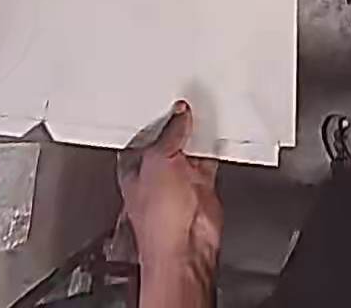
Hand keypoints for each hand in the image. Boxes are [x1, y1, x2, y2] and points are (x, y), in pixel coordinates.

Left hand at [118, 101, 220, 270]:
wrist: (188, 248)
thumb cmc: (160, 221)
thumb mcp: (159, 160)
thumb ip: (171, 132)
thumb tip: (179, 114)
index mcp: (135, 170)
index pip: (145, 135)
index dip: (155, 119)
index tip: (167, 102)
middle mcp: (156, 175)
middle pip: (169, 138)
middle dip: (179, 124)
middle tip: (187, 104)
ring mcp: (180, 180)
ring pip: (190, 146)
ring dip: (197, 134)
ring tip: (202, 113)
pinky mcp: (202, 184)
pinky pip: (209, 158)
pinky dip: (213, 146)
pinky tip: (215, 134)